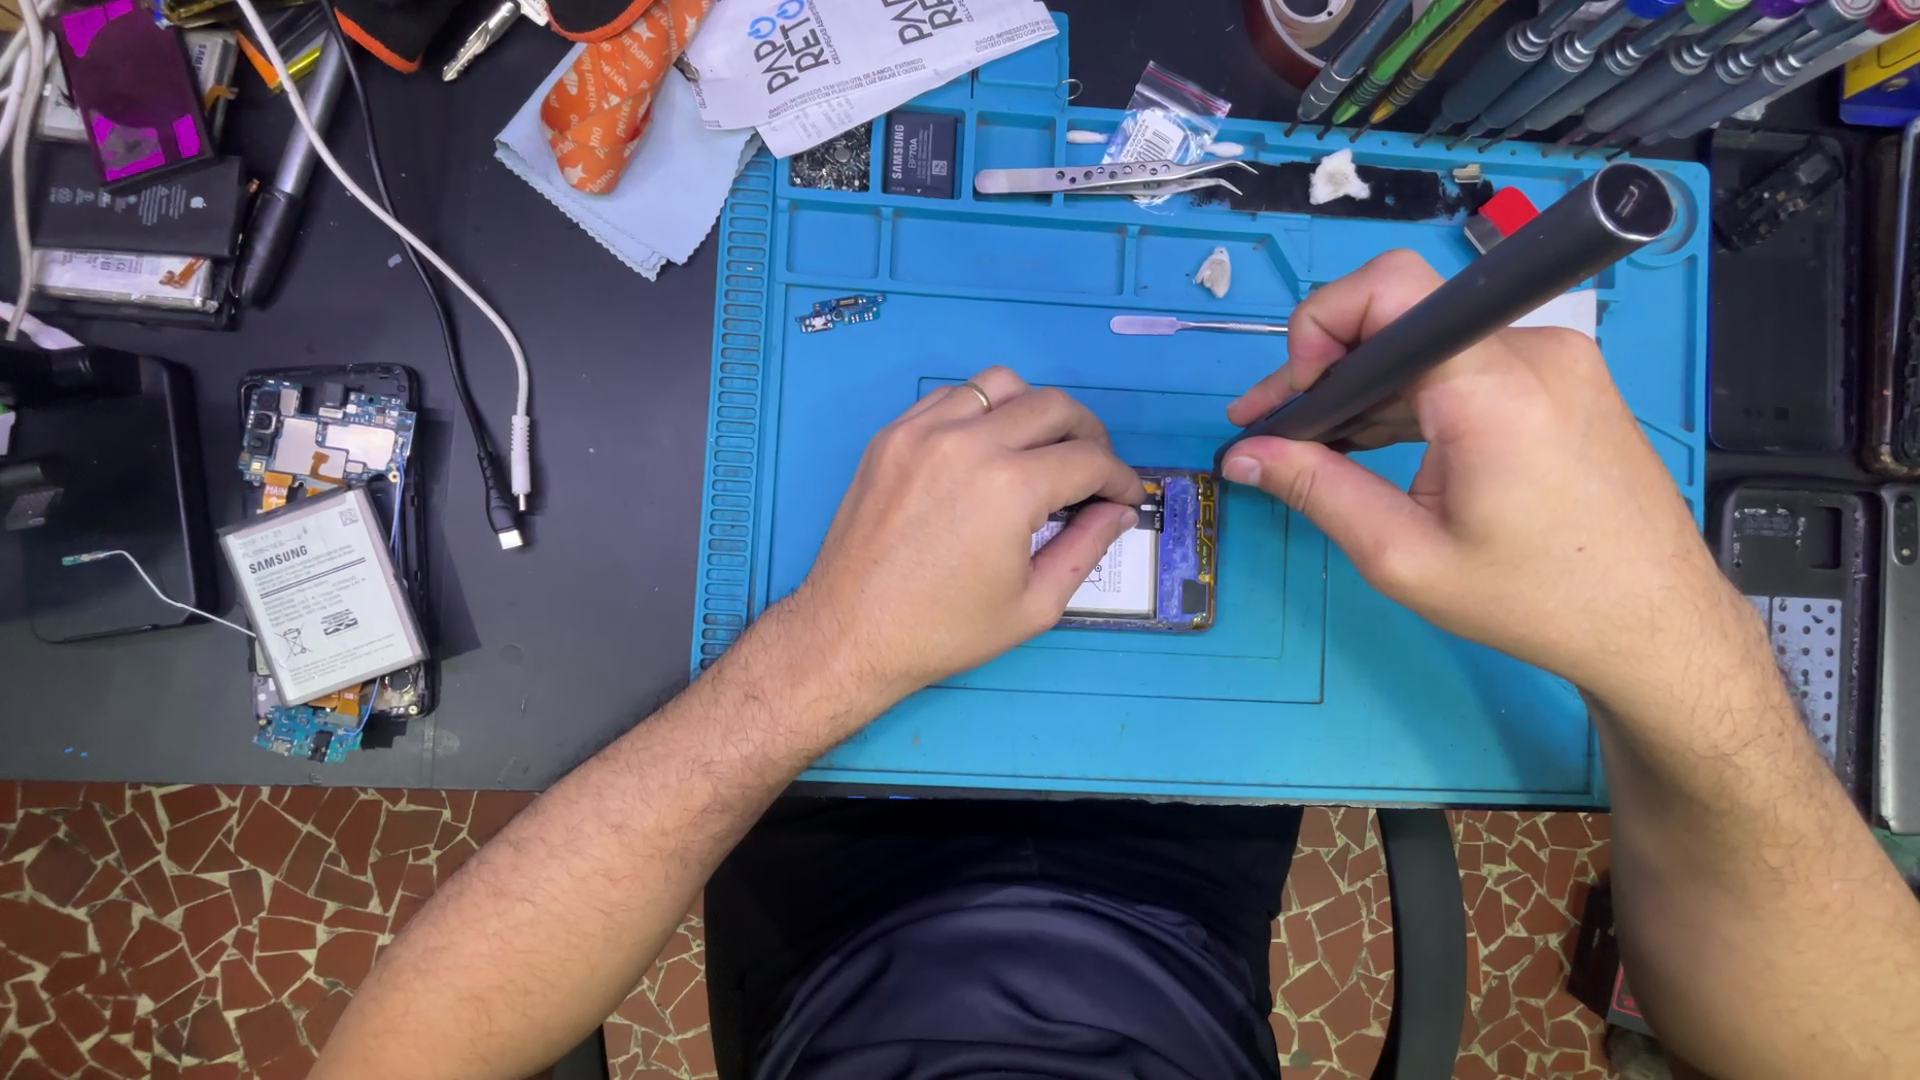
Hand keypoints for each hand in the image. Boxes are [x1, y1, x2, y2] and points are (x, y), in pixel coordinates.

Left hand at [785, 367, 1144, 703]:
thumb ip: (1086, 547)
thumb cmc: (943, 631)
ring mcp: (922, 431)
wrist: (851, 632)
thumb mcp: (1034, 605)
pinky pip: (953, 396)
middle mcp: (968, 442)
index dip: (1120, 478)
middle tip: (1096, 470)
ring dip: (1036, 410)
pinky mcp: (892, 435)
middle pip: (1054, 407)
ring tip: (1044, 449)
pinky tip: (989, 447)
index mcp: (1009, 488)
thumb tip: (1118, 510)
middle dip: (1090, 435)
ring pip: (1002, 384)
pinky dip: (984, 409)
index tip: (1124, 497)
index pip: (1088, 459)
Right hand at [1220, 251, 1757, 707]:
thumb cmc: (1531, 598)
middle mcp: (1528, 351)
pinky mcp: (1556, 382)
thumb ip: (1315, 490)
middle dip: (1321, 368)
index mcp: (1491, 387)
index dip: (1321, 324)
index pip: (1389, 288)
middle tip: (1270, 428)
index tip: (1296, 396)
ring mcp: (1549, 363)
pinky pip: (1455, 368)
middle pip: (1395, 320)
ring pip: (1421, 346)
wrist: (1655, 625)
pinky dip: (1401, 399)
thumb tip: (1242, 456)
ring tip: (1307, 443)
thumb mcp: (1400, 554)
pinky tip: (1364, 441)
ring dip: (1358, 388)